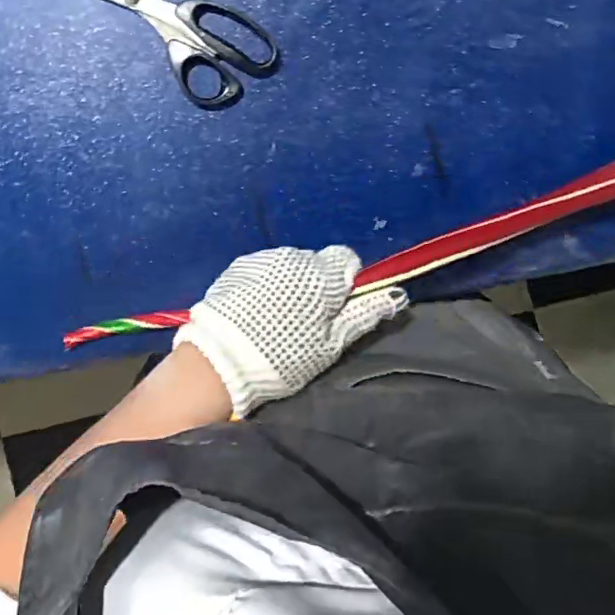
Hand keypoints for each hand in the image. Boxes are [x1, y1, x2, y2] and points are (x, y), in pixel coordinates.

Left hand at [173, 246, 407, 416]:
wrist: (219, 358)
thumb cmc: (284, 354)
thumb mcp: (330, 343)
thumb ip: (363, 315)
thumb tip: (395, 295)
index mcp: (317, 272)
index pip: (346, 260)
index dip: (345, 284)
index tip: (336, 309)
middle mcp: (287, 256)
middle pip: (314, 263)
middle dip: (315, 285)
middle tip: (306, 319)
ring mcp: (258, 259)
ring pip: (287, 266)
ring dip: (289, 284)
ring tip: (278, 317)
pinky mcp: (234, 267)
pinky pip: (262, 271)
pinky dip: (265, 285)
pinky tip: (256, 310)